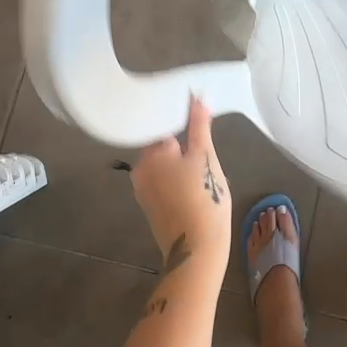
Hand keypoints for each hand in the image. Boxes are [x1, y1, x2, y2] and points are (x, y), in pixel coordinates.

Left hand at [131, 96, 232, 276]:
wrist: (196, 250)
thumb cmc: (204, 198)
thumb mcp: (206, 157)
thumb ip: (200, 125)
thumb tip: (198, 96)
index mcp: (151, 152)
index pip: (163, 122)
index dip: (181, 117)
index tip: (196, 114)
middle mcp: (140, 168)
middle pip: (161, 144)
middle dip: (181, 141)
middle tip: (204, 144)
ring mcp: (142, 189)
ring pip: (162, 163)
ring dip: (178, 159)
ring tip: (201, 164)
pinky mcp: (149, 205)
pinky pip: (161, 180)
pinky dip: (174, 176)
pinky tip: (192, 182)